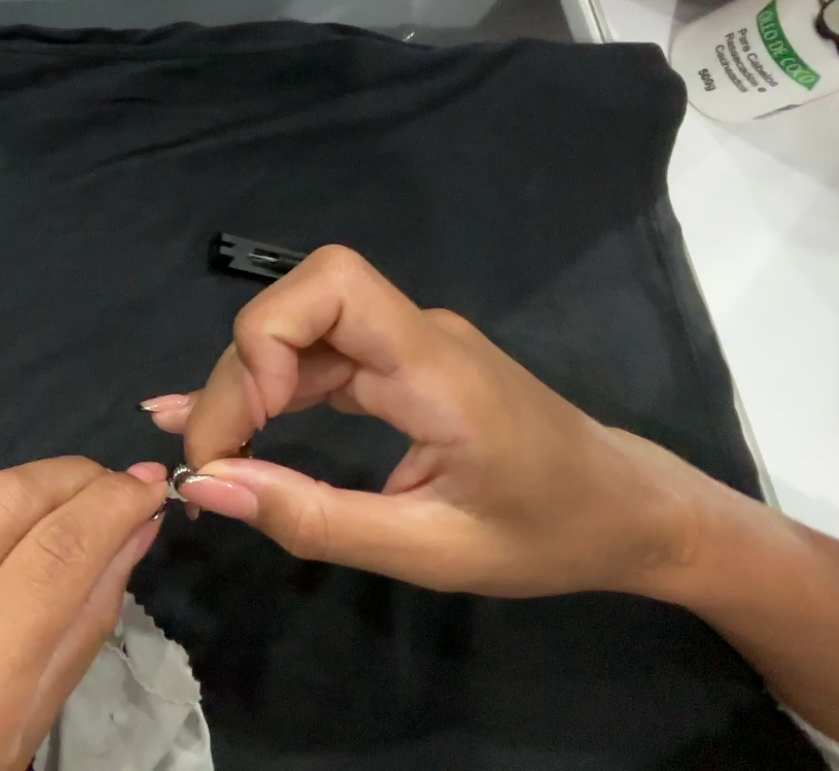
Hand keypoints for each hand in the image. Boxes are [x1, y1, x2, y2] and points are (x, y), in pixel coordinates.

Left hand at [0, 457, 169, 770]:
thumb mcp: (16, 754)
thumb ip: (74, 640)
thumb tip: (129, 538)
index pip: (48, 566)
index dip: (111, 508)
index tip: (152, 486)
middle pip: (1, 504)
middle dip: (73, 476)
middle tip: (119, 483)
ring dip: (29, 480)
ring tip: (73, 497)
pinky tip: (5, 532)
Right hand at [148, 245, 719, 597]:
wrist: (631, 509)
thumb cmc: (548, 535)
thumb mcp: (430, 553)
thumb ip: (316, 521)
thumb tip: (208, 487)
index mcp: (437, 368)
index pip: (333, 284)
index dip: (269, 334)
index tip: (255, 421)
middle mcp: (412, 334)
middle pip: (291, 314)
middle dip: (235, 385)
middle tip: (207, 468)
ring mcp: (399, 343)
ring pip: (289, 337)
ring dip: (240, 393)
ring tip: (210, 459)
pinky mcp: (389, 362)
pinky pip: (308, 360)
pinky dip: (263, 393)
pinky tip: (226, 428)